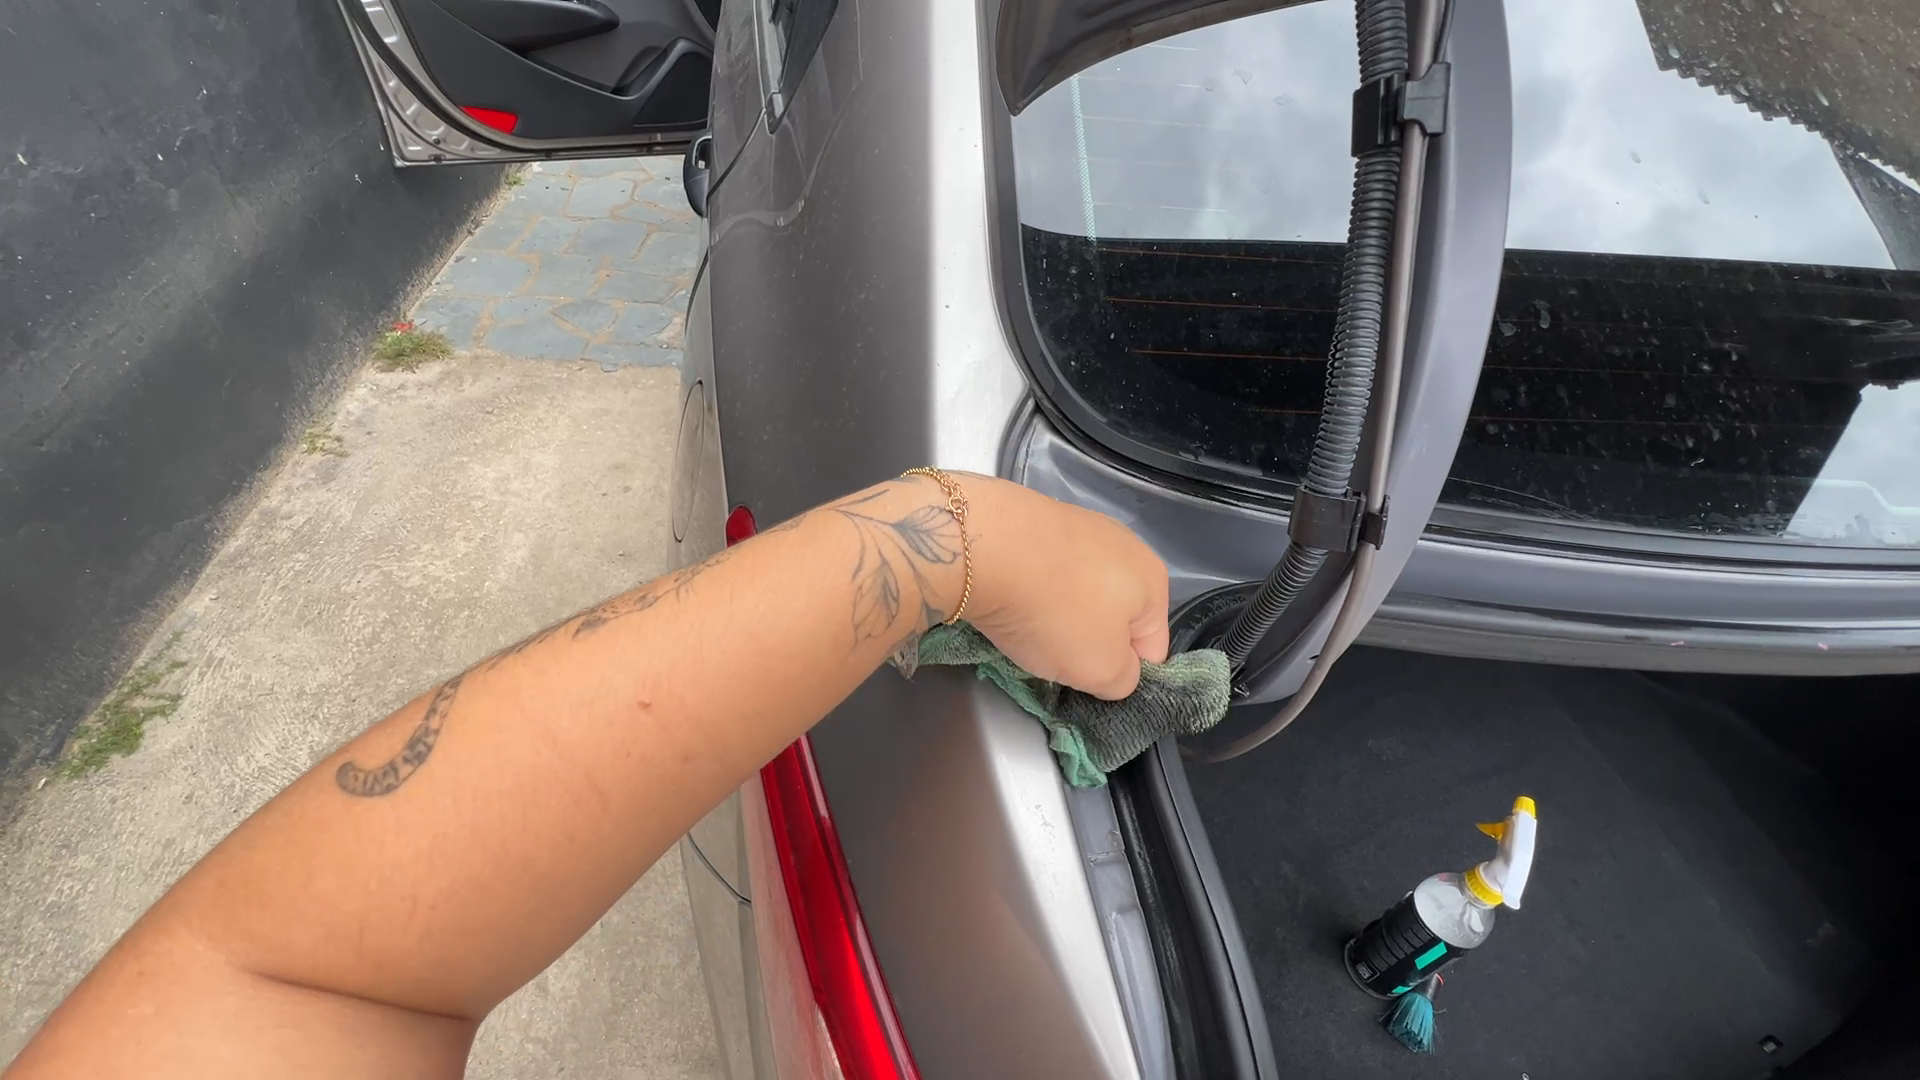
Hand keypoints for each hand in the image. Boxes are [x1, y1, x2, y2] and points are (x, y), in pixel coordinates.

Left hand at [953, 474, 1169, 699]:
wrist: (985, 546)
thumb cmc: (1053, 611)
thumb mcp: (1102, 671)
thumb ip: (1123, 679)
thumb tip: (1117, 668)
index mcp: (1153, 580)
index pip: (1151, 649)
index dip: (1120, 675)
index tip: (1085, 679)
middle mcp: (1125, 544)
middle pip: (1110, 617)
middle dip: (1084, 642)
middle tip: (1051, 652)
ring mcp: (1080, 526)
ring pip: (1075, 594)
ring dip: (1054, 615)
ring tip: (1024, 621)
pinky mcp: (1037, 519)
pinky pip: (1042, 571)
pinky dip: (1028, 587)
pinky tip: (1007, 592)